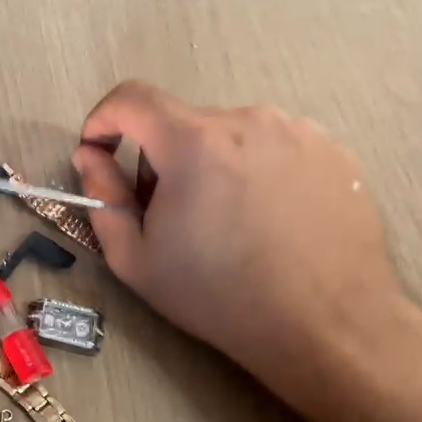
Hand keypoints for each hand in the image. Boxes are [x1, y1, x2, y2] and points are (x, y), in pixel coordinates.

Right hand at [73, 80, 407, 384]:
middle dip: (160, 159)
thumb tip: (89, 157)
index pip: (132, 99)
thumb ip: (103, 198)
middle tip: (166, 215)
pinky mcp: (333, 150)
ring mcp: (299, 131)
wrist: (323, 322)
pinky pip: (273, 147)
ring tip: (222, 222)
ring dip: (209, 164)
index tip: (97, 151)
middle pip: (182, 123)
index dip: (103, 119)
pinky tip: (263, 221)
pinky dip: (252, 171)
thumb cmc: (215, 294)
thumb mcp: (135, 259)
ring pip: (229, 134)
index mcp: (194, 143)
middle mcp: (249, 120)